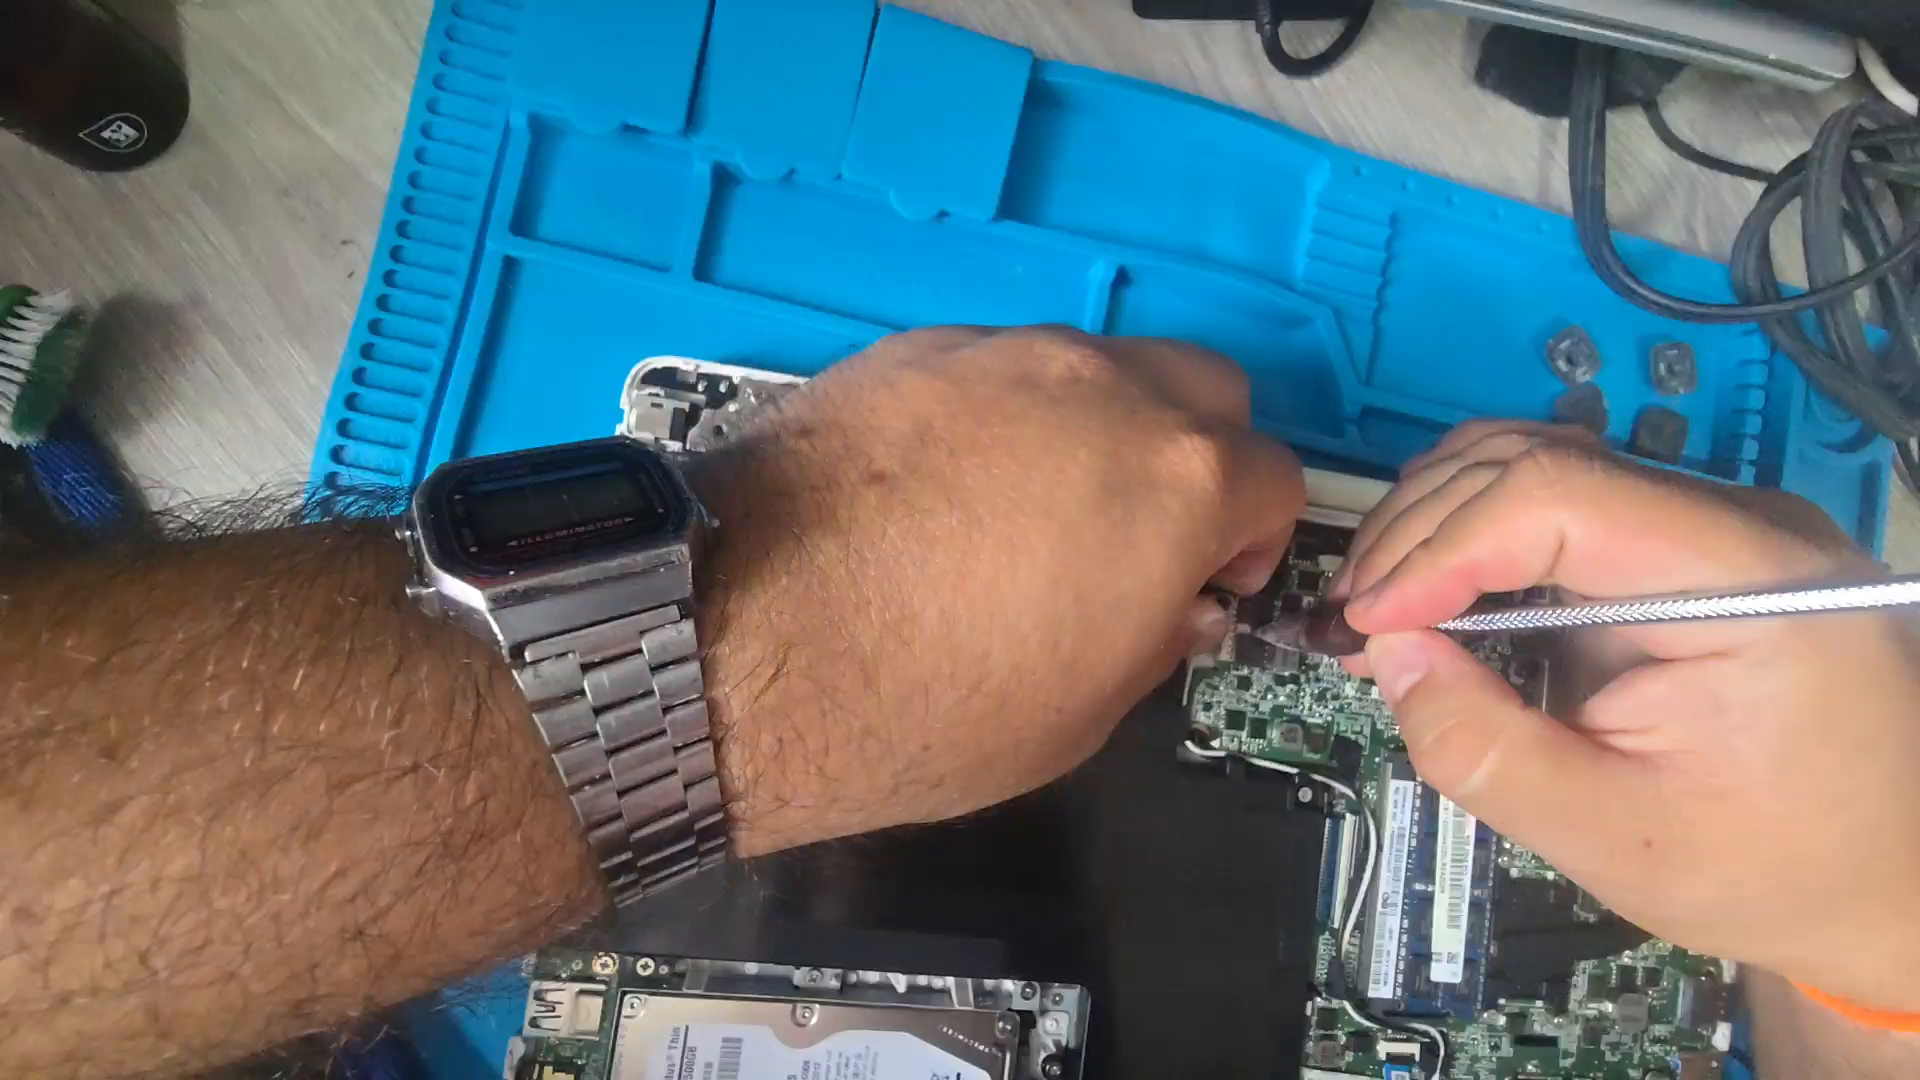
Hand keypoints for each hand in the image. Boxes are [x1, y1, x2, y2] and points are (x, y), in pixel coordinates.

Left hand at [689, 327, 1304, 856]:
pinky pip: (1002, 367)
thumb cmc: (929, 708)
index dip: (1251, 539)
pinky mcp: (914, 346)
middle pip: (1208, 391)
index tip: (1204, 582)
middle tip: (1136, 530)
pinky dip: (1009, 411)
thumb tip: (1182, 598)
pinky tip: (942, 477)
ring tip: (1026, 503)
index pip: (1276, 478)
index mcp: (1177, 480)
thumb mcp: (1083, 713)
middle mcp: (1104, 386)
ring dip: (1102, 428)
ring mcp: (1002, 352)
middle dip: (1198, 458)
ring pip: (1103, 366)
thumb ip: (1156, 636)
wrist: (740, 644)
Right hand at [1334, 421, 1919, 1010]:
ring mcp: (1682, 520)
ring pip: (1507, 460)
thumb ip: (1478, 747)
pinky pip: (1519, 493)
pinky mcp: (1643, 539)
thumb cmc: (1758, 867)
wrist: (1867, 875)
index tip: (1369, 622)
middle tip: (1350, 619)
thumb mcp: (1605, 836)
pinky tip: (1413, 583)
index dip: (1439, 548)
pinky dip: (1443, 527)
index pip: (1556, 497)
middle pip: (1519, 463)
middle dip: (1408, 537)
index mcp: (1748, 583)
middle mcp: (1721, 521)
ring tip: (1371, 601)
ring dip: (1416, 524)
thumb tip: (1385, 649)